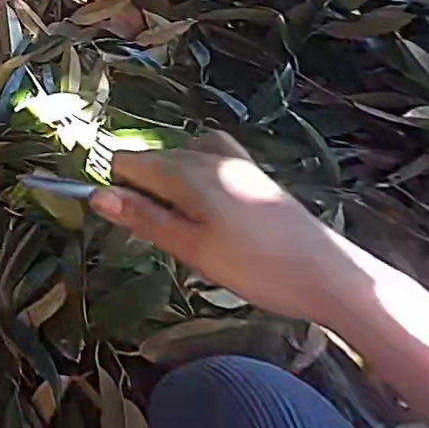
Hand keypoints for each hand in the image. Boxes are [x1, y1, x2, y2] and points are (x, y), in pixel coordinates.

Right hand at [90, 132, 374, 325]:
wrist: (332, 276)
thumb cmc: (256, 267)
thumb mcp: (192, 250)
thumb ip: (143, 218)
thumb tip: (95, 195)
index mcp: (182, 170)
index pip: (123, 161)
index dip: (118, 189)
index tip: (135, 221)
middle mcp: (201, 152)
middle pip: (148, 160)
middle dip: (144, 190)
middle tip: (170, 236)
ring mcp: (228, 156)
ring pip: (174, 158)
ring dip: (169, 185)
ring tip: (193, 226)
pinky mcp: (248, 167)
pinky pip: (204, 152)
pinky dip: (194, 168)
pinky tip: (208, 194)